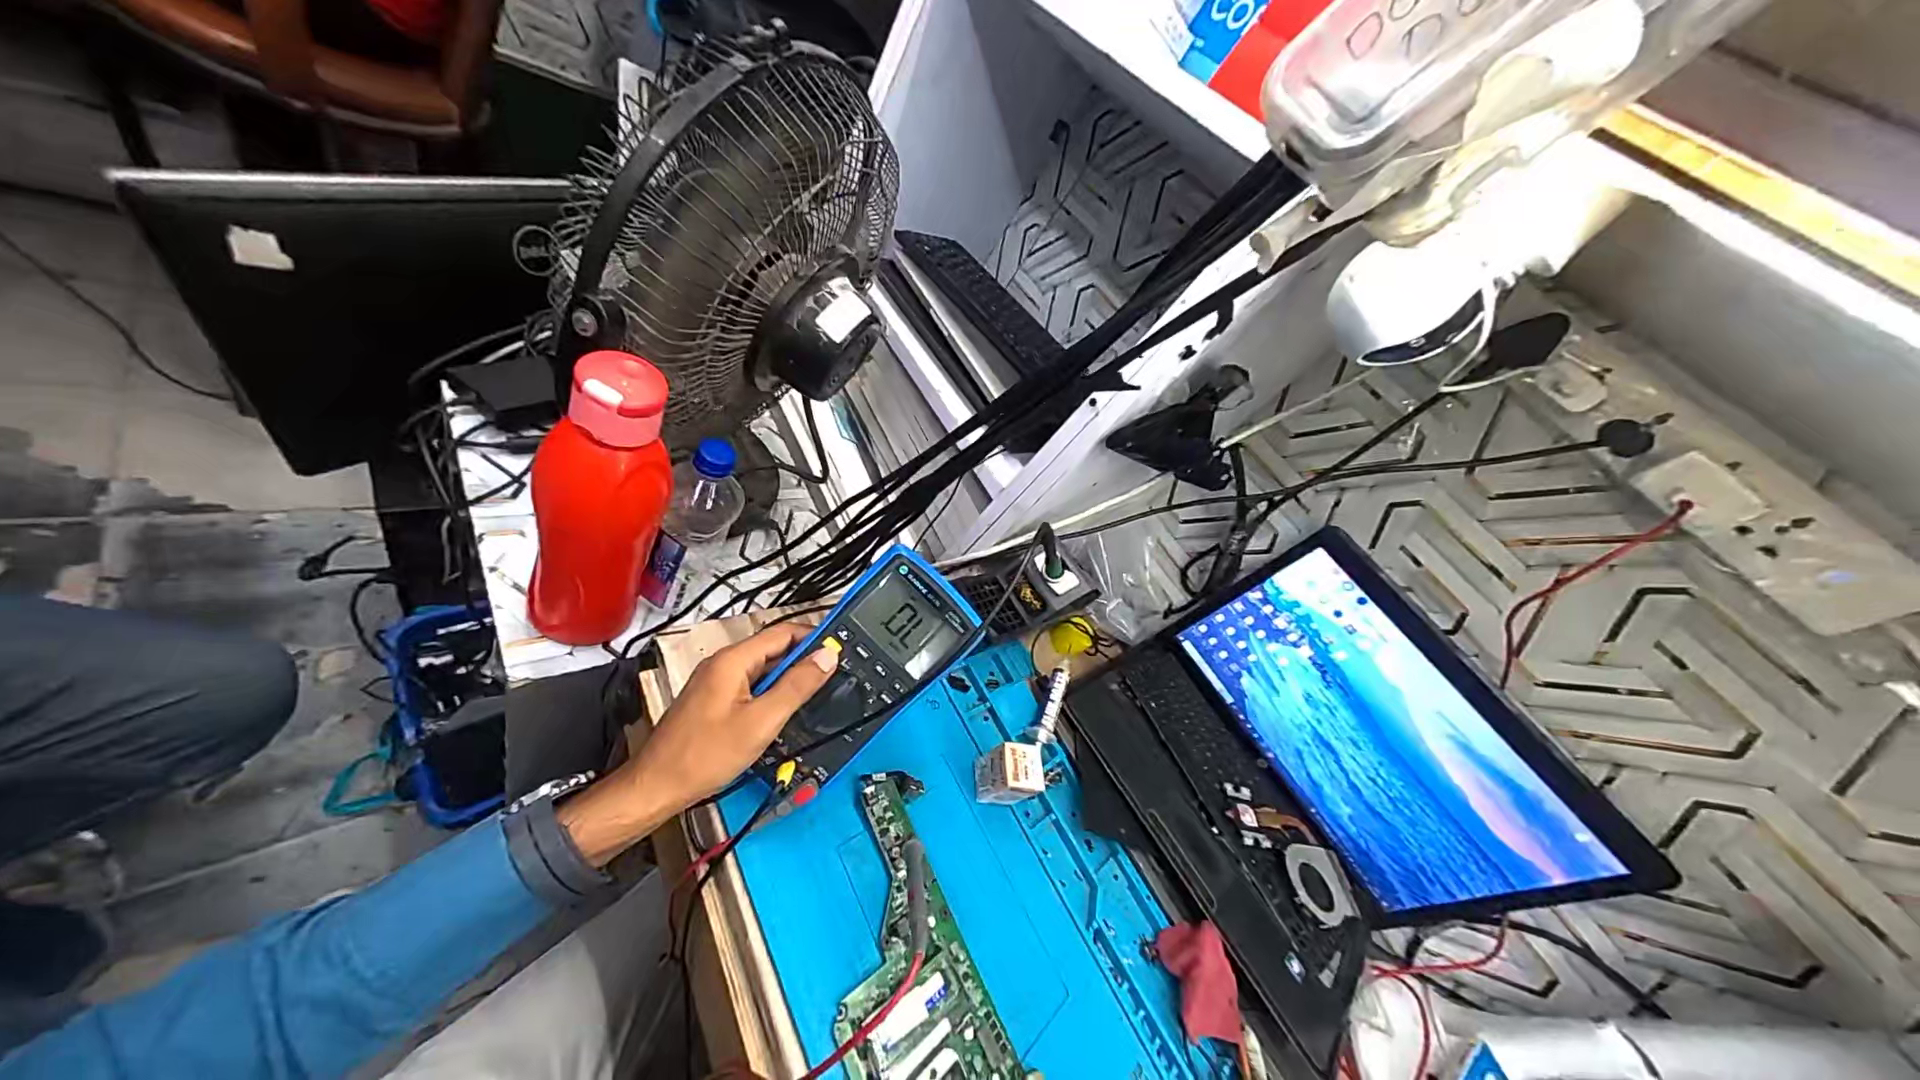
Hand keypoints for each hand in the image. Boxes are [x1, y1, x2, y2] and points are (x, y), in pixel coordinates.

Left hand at [636, 622, 841, 806]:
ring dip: (788, 679)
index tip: (837, 647)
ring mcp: (716, 683)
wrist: (658, 787)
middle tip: (829, 676)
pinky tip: (780, 713)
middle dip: (803, 660)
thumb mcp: (762, 721)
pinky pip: (751, 686)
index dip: (814, 637)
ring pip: (763, 670)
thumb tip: (825, 658)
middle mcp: (721, 665)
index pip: (783, 632)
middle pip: (773, 649)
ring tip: (809, 697)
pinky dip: (771, 694)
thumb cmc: (700, 757)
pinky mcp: (714, 701)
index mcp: (732, 661)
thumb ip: (797, 686)